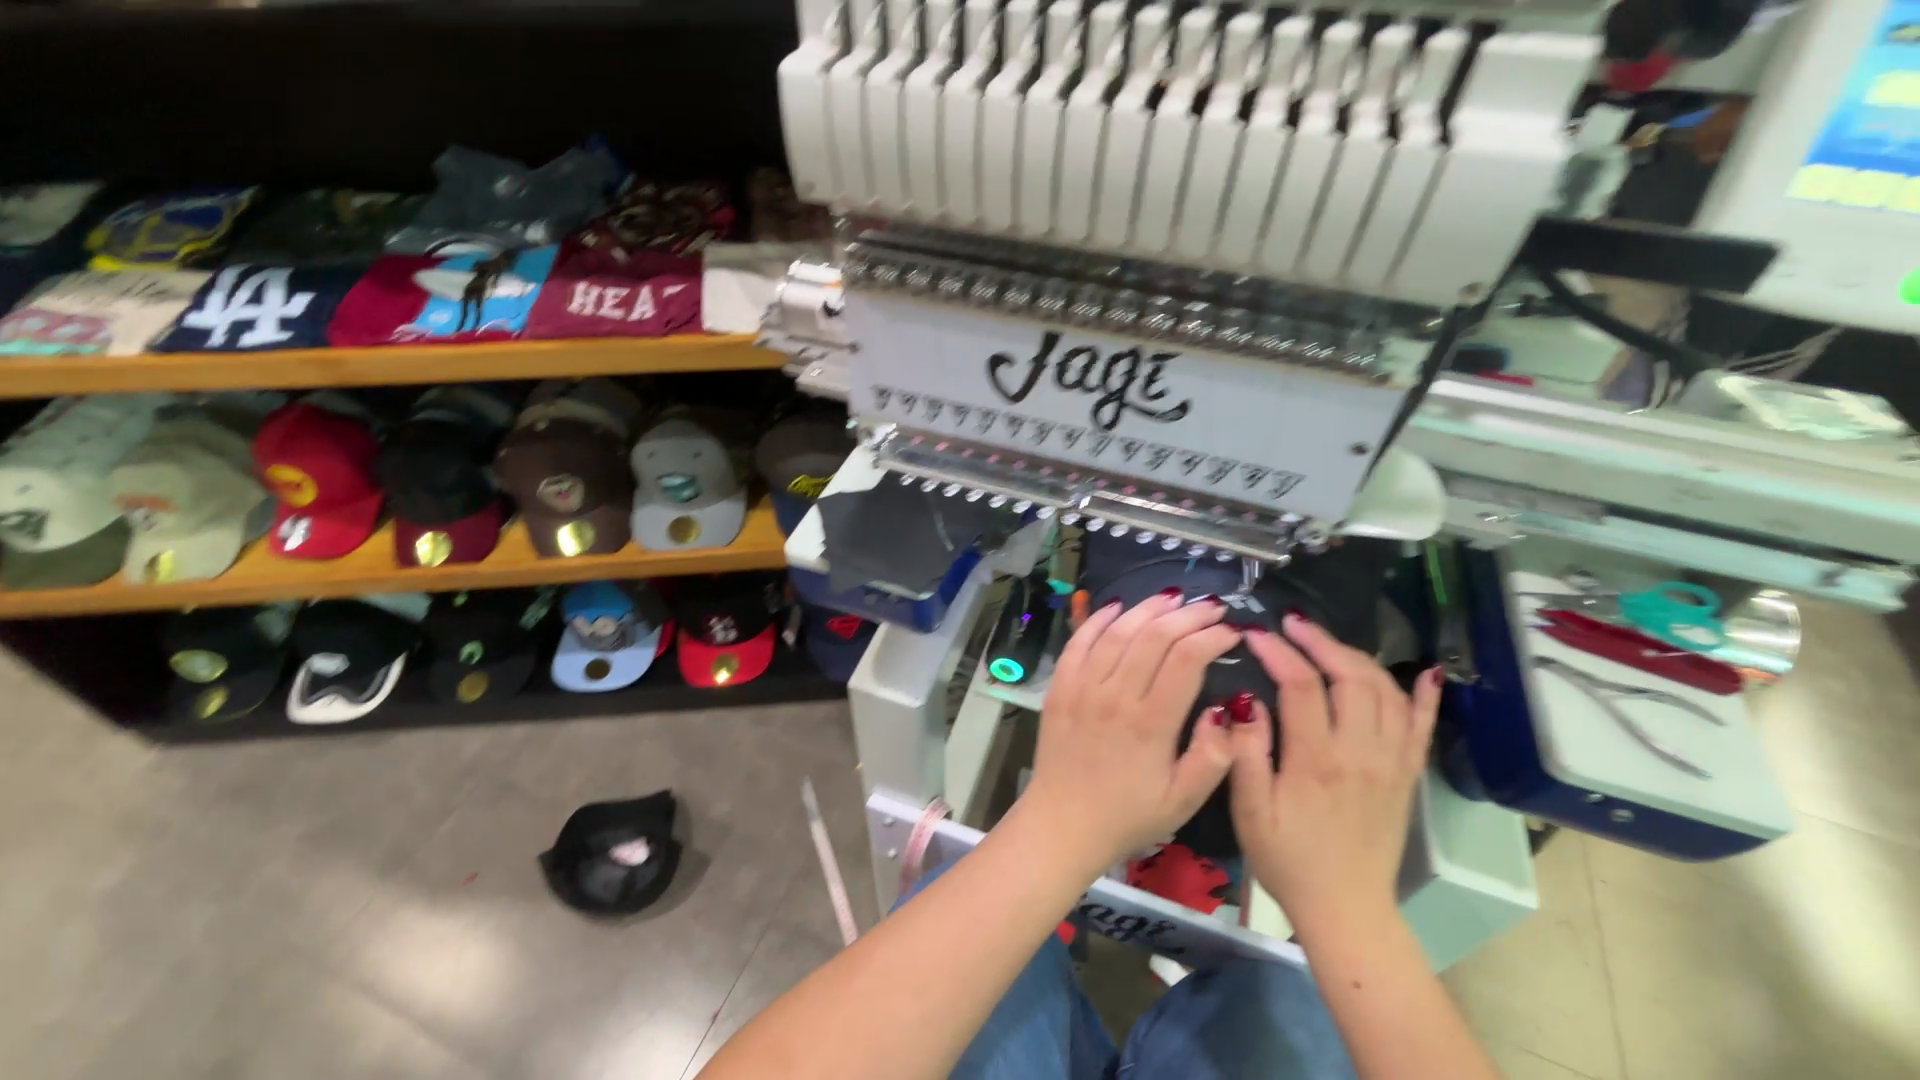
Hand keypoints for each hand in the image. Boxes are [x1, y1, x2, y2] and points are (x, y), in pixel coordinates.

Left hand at [1022, 590, 1241, 869]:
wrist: (1062, 824)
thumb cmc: (1128, 815)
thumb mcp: (1183, 801)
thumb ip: (1213, 756)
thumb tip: (1229, 709)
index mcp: (1150, 722)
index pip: (1186, 658)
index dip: (1213, 636)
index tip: (1233, 631)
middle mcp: (1115, 696)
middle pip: (1154, 636)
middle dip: (1189, 615)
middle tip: (1213, 608)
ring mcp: (1082, 688)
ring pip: (1117, 632)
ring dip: (1147, 609)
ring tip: (1174, 599)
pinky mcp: (1059, 688)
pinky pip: (1078, 643)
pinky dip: (1098, 620)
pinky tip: (1118, 608)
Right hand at [1227, 614, 1441, 937]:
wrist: (1345, 905)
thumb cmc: (1287, 859)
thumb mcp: (1250, 811)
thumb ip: (1246, 753)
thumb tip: (1243, 701)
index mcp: (1317, 759)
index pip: (1301, 685)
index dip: (1278, 652)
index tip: (1254, 634)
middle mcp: (1361, 751)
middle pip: (1350, 676)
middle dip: (1320, 642)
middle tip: (1293, 623)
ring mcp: (1391, 761)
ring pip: (1384, 691)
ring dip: (1356, 657)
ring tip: (1328, 643)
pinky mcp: (1407, 775)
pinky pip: (1422, 724)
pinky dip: (1422, 694)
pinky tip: (1422, 670)